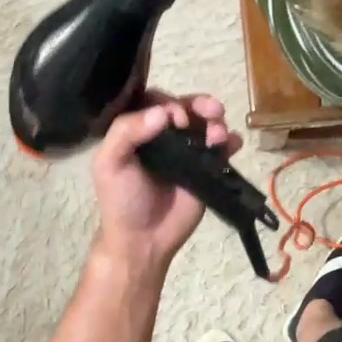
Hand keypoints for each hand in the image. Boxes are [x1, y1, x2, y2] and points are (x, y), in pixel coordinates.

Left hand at [90, 93, 242, 273]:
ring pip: (206, 124)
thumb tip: (163, 113)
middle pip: (186, 108)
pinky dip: (231, 141)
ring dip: (216, 122)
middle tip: (212, 110)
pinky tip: (232, 144)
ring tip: (218, 134)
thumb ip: (126, 132)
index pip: (156, 102)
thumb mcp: (109, 163)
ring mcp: (188, 152)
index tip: (177, 118)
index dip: (169, 103)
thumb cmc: (122, 200)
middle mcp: (164, 136)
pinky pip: (222, 149)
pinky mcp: (206, 169)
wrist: (144, 240)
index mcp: (138, 130)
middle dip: (200, 104)